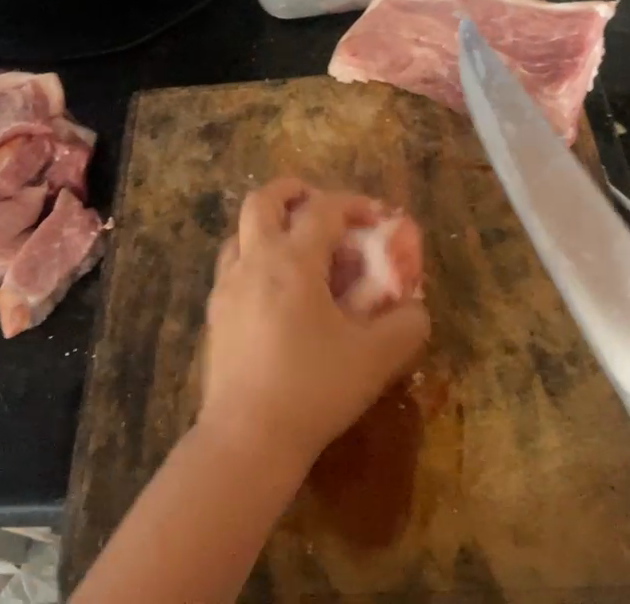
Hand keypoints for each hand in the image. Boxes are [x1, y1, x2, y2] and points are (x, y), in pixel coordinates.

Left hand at [197, 178, 430, 467]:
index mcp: (293, 260)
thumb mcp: (376, 358)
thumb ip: (406, 325)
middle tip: (320, 206)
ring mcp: (227, 287)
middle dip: (293, 192)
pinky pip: (232, 267)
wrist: (248, 437)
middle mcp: (254, 261)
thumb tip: (414, 309)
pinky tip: (276, 294)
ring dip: (269, 227)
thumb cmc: (314, 389)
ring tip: (298, 252)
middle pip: (262, 200)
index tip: (377, 219)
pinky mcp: (215, 315)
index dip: (354, 204)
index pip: (323, 208)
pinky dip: (254, 261)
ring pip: (240, 232)